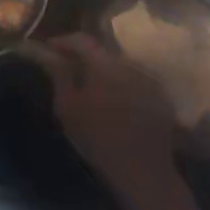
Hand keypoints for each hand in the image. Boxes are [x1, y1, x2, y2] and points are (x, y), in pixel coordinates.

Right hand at [21, 33, 177, 193]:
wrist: (142, 169)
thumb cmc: (96, 137)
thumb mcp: (67, 106)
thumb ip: (59, 74)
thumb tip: (48, 54)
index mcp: (105, 66)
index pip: (81, 39)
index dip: (62, 41)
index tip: (48, 49)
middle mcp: (130, 66)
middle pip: (102, 51)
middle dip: (82, 55)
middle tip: (65, 66)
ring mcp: (150, 81)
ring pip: (119, 66)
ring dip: (102, 69)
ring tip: (88, 84)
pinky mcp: (161, 98)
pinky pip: (135, 80)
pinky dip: (120, 83)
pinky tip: (112, 100)